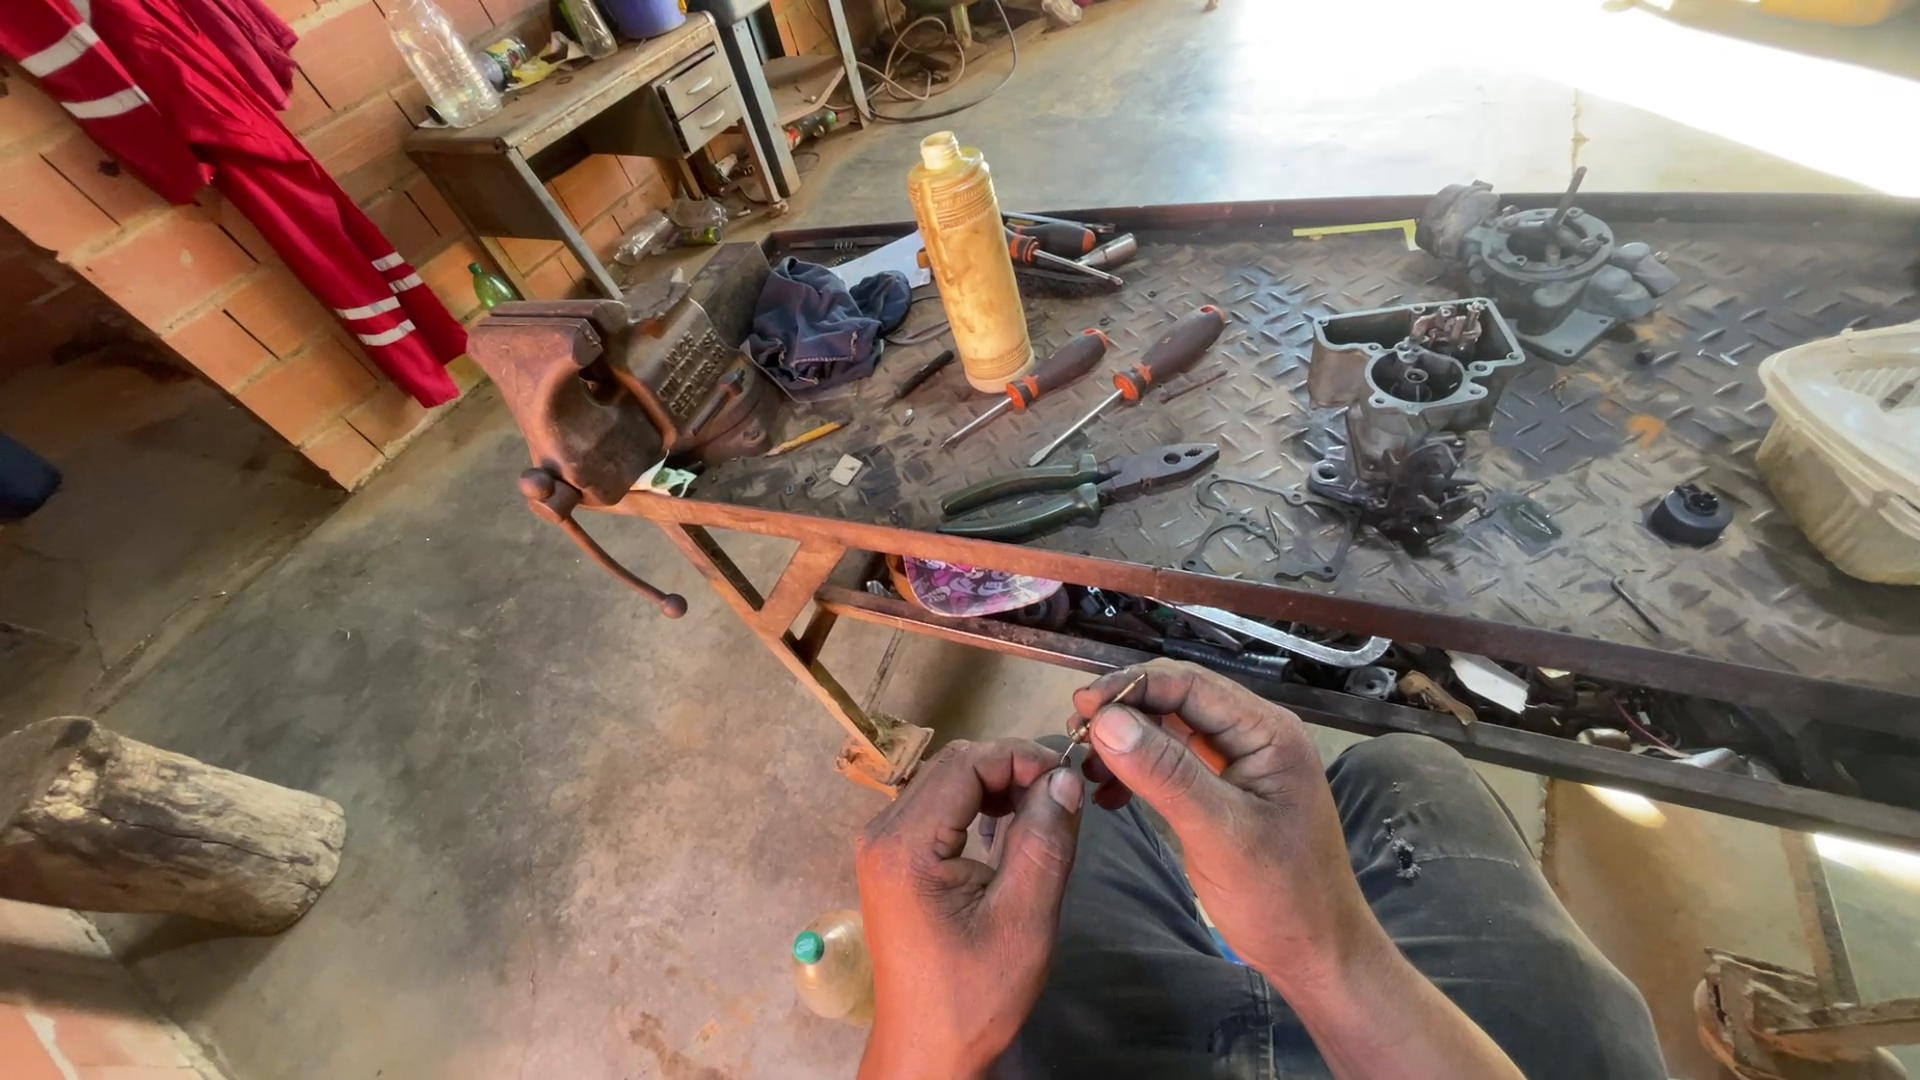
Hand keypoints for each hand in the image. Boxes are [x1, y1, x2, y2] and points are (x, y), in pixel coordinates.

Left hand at [855, 739, 1083, 1079]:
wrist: (925, 1050)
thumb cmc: (973, 996)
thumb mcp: (1022, 923)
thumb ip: (1044, 843)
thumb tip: (1064, 778)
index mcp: (905, 845)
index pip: (965, 763)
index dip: (1019, 757)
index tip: (1066, 777)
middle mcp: (883, 831)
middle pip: (952, 765)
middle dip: (1009, 767)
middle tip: (1057, 794)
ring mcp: (882, 841)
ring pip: (946, 779)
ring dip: (995, 783)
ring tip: (1038, 809)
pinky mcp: (892, 855)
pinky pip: (937, 804)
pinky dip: (977, 802)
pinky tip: (1006, 825)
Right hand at [1072, 660, 1377, 992]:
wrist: (1315, 956)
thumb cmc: (1281, 895)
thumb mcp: (1221, 833)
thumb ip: (1166, 774)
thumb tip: (1106, 721)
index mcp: (1264, 730)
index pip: (1189, 683)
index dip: (1132, 686)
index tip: (1083, 704)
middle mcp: (1249, 733)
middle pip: (1174, 699)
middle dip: (1122, 712)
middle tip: (1077, 733)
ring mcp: (1233, 759)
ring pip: (1165, 728)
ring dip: (1123, 741)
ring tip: (1087, 766)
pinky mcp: (1216, 786)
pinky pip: (1166, 760)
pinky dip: (1134, 770)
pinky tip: (1108, 795)